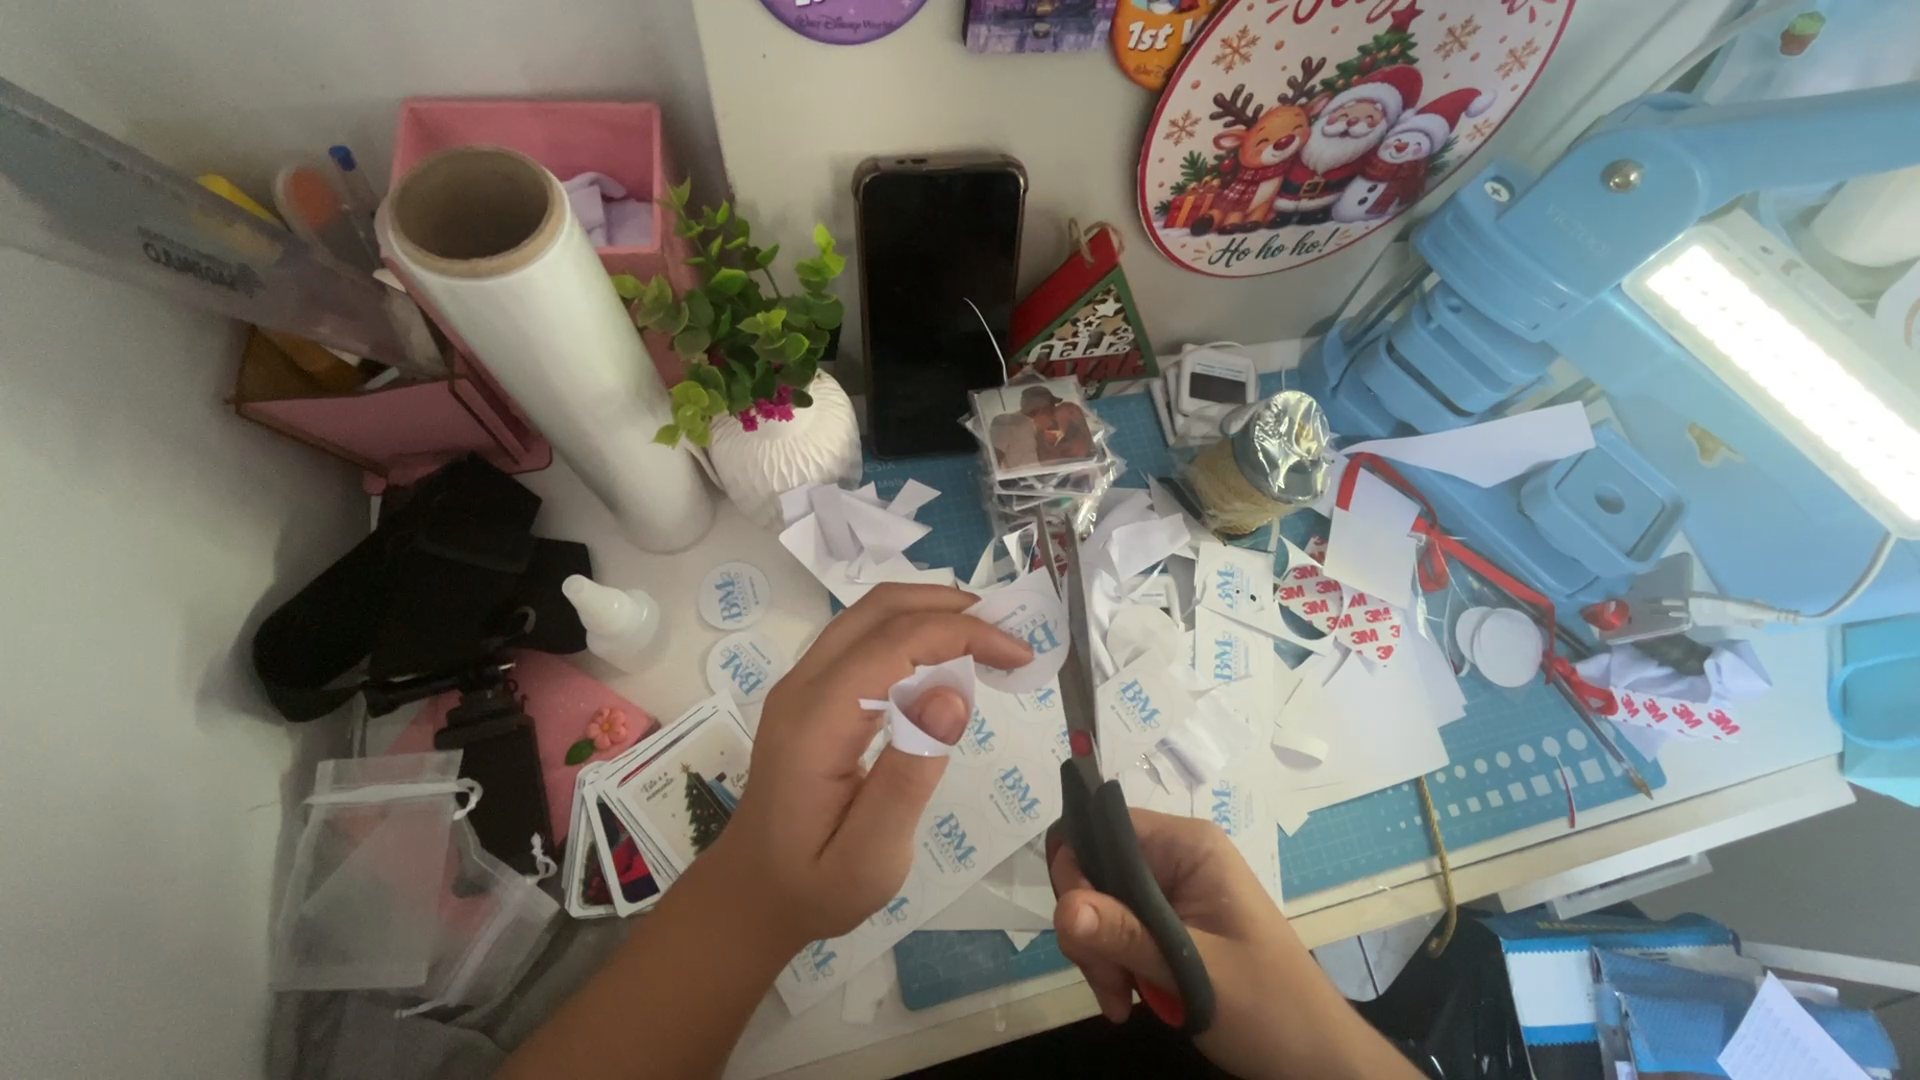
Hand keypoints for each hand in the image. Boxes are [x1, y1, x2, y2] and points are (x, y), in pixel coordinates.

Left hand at [708, 583, 1031, 951]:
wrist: (753, 891)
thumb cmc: (815, 884)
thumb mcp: (871, 857)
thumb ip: (909, 777)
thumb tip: (952, 694)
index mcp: (815, 723)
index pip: (895, 643)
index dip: (963, 633)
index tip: (1019, 654)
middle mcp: (802, 686)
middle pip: (880, 609)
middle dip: (952, 608)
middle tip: (1012, 632)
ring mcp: (802, 682)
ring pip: (871, 613)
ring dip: (933, 612)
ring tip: (990, 638)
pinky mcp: (811, 689)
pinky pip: (865, 636)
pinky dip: (915, 630)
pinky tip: (947, 656)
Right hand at [1049, 809, 1417, 1079]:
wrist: (1318, 1061)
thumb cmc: (1270, 1008)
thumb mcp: (1194, 972)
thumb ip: (1126, 936)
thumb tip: (1062, 909)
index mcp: (1188, 845)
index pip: (1104, 827)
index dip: (1078, 869)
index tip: (1077, 928)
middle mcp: (1175, 855)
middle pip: (1097, 868)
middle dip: (1088, 925)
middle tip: (1108, 982)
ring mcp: (1171, 888)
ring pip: (1100, 902)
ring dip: (1099, 953)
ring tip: (1121, 1002)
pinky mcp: (1168, 921)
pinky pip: (1117, 927)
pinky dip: (1112, 963)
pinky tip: (1126, 1001)